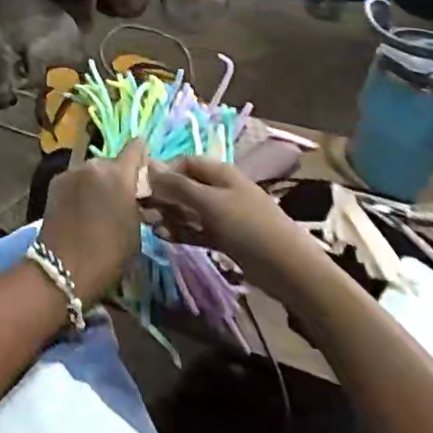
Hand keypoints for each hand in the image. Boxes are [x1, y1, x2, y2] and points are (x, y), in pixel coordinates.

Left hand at [38, 140, 146, 299]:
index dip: (142, 154)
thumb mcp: (135, 230)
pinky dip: (81, 188)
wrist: (62, 267)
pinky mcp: (55, 181)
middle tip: (120, 197)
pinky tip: (80, 209)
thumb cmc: (108, 254)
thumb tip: (136, 196)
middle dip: (118, 175)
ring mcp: (72, 171)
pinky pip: (76, 179)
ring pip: (92, 170)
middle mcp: (95, 164)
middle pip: (112, 162)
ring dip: (98, 182)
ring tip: (98, 205)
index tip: (144, 166)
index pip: (136, 148)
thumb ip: (137, 204)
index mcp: (119, 174)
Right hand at [144, 156, 318, 293]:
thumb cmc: (249, 227)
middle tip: (143, 211)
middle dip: (163, 196)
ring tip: (152, 226)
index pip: (184, 162)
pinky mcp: (225, 238)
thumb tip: (148, 163)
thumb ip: (178, 185)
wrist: (289, 269)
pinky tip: (165, 237)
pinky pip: (197, 229)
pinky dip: (182, 231)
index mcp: (219, 172)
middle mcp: (220, 189)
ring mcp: (223, 214)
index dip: (163, 171)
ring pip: (189, 209)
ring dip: (170, 215)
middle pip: (185, 186)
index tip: (143, 188)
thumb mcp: (210, 203)